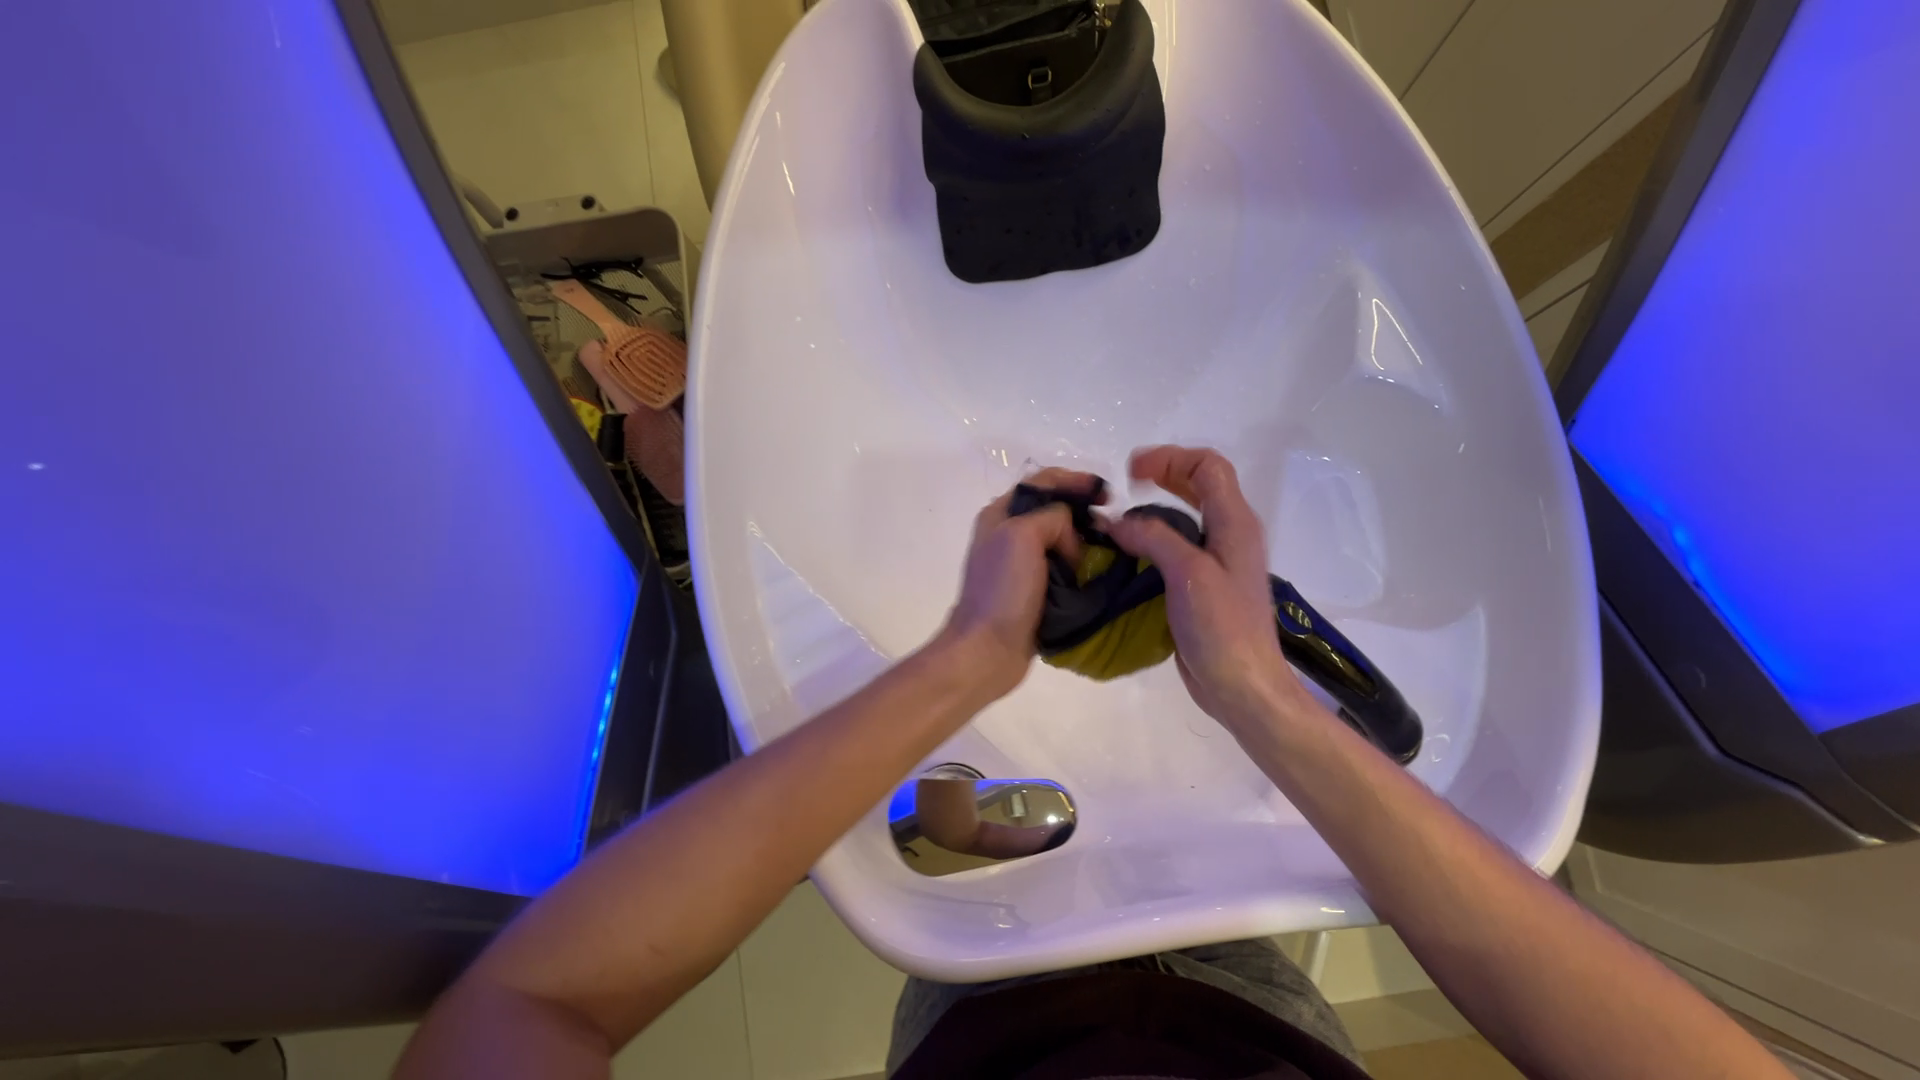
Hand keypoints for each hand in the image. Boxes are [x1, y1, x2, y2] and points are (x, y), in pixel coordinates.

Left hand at [940, 468, 1101, 698]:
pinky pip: (1063, 568)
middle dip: (1083, 513)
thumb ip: (1051, 516)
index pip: (1042, 481)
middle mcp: (1008, 534)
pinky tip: (1098, 573)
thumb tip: (1070, 536)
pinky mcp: (1034, 591)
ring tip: (1110, 550)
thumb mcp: (1022, 535)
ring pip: (1061, 540)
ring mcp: (1021, 565)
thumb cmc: (1003, 590)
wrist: (988, 650)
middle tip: (1112, 526)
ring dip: (1085, 542)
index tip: (1106, 494)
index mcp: (1000, 514)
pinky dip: (1081, 567)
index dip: (1075, 481)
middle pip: (1053, 509)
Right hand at [1105, 447, 1308, 733]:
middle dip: (1162, 475)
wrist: (1242, 686)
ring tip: (1120, 520)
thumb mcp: (1188, 573)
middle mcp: (1230, 534)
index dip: (1170, 458)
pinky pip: (1178, 547)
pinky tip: (1128, 555)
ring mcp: (1218, 561)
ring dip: (1155, 508)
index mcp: (1235, 523)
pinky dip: (1153, 539)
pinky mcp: (1203, 585)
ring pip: (1187, 515)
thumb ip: (1154, 538)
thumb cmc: (1222, 627)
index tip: (1131, 474)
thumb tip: (1116, 523)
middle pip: (1199, 484)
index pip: (1208, 466)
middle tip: (1123, 486)